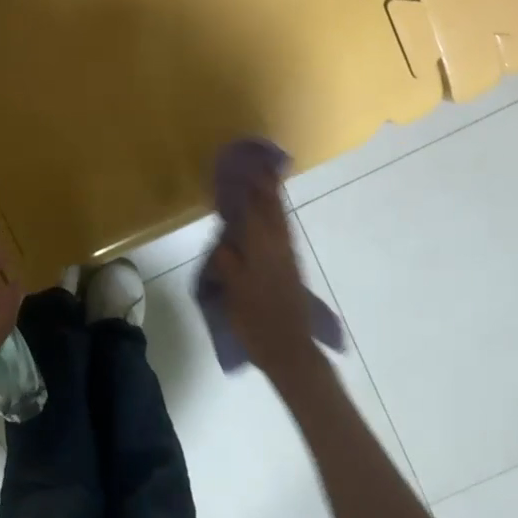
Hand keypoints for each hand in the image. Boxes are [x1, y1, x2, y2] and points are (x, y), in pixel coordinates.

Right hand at [207, 169, 322, 381]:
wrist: (289, 350)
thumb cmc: (256, 323)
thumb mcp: (233, 293)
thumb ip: (229, 263)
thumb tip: (225, 241)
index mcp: (262, 251)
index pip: (253, 212)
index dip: (247, 191)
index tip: (240, 170)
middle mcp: (278, 248)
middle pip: (272, 211)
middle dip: (265, 189)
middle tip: (257, 167)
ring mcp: (288, 258)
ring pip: (280, 221)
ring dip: (273, 201)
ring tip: (265, 183)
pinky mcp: (292, 268)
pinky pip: (283, 233)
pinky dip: (276, 218)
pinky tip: (271, 218)